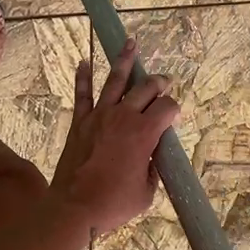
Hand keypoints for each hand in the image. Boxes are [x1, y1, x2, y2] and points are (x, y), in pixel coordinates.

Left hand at [49, 39, 179, 234]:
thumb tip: (151, 157)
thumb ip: (153, 169)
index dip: (174, 108)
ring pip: (115, 80)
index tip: (174, 115)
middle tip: (164, 80)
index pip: (167, 108)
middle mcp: (124, 116)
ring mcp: (100, 115)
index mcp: (144, 133)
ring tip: (130, 43)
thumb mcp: (147, 193)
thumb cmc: (114, 204)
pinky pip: (82, 93)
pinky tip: (84, 62)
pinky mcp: (80, 120)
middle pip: (145, 88)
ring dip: (124, 60)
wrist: (75, 207)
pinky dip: (82, 77)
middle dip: (158, 82)